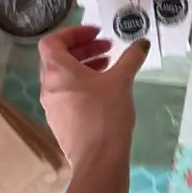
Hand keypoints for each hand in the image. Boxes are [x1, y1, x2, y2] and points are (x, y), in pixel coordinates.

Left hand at [39, 26, 149, 168]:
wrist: (98, 159)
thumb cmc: (106, 114)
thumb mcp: (121, 81)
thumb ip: (131, 58)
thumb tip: (142, 42)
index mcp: (58, 71)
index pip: (53, 41)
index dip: (73, 33)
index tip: (97, 33)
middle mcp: (49, 86)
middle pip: (58, 58)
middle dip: (83, 49)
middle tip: (108, 47)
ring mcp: (52, 106)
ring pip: (63, 77)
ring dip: (84, 66)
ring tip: (109, 67)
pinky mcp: (60, 121)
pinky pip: (67, 93)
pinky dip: (82, 84)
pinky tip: (105, 91)